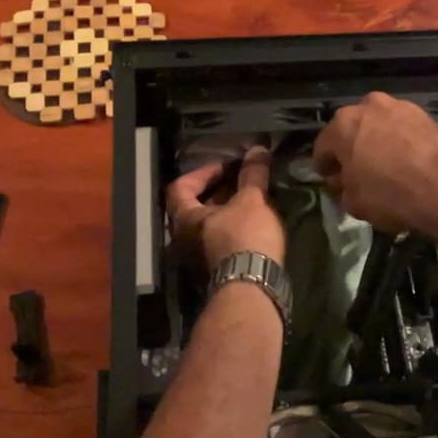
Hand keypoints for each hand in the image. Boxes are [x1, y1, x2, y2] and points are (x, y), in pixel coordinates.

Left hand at [166, 146, 285, 271]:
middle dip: (215, 194)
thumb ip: (252, 174)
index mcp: (184, 219)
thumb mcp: (252, 200)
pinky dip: (230, 232)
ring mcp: (196, 260)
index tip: (224, 168)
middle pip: (192, 209)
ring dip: (224, 214)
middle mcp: (182, 240)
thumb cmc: (244, 236)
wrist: (252, 287)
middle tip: (237, 184)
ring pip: (205, 229)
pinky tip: (251, 227)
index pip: (180, 187)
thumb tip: (258, 149)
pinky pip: (217, 245)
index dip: (200, 174)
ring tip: (248, 204)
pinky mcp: (214, 273)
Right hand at [313, 93, 437, 232]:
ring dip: (377, 141)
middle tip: (358, 172)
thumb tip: (344, 182)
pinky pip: (403, 129)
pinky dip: (401, 142)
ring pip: (379, 126)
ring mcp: (399, 107)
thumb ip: (342, 188)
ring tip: (386, 166)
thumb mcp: (353, 202)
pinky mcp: (425, 114)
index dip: (324, 166)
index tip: (331, 180)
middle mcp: (367, 106)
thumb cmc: (389, 194)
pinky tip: (408, 162)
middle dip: (352, 149)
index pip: (323, 147)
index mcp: (342, 125)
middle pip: (351, 130)